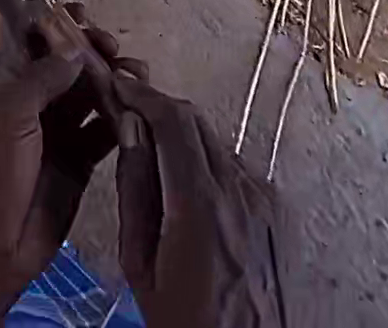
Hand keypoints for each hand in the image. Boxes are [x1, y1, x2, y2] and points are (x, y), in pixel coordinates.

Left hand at [0, 11, 131, 327]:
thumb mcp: (11, 112)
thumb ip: (43, 77)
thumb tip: (73, 47)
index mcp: (5, 79)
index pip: (32, 39)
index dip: (55, 24)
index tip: (83, 13)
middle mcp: (31, 98)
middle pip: (65, 64)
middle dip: (89, 51)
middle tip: (114, 47)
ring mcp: (55, 129)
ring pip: (87, 93)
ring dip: (110, 80)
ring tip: (137, 72)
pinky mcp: (77, 159)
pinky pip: (101, 130)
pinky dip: (118, 117)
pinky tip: (138, 108)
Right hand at [116, 79, 283, 327]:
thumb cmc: (181, 318)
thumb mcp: (138, 262)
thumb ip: (134, 188)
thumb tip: (130, 125)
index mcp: (200, 207)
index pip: (173, 122)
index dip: (142, 93)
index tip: (116, 82)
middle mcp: (238, 193)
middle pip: (194, 119)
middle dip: (156, 104)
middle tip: (125, 106)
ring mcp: (261, 201)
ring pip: (211, 136)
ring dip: (177, 127)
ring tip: (148, 141)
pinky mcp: (272, 210)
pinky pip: (228, 161)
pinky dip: (198, 152)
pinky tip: (180, 176)